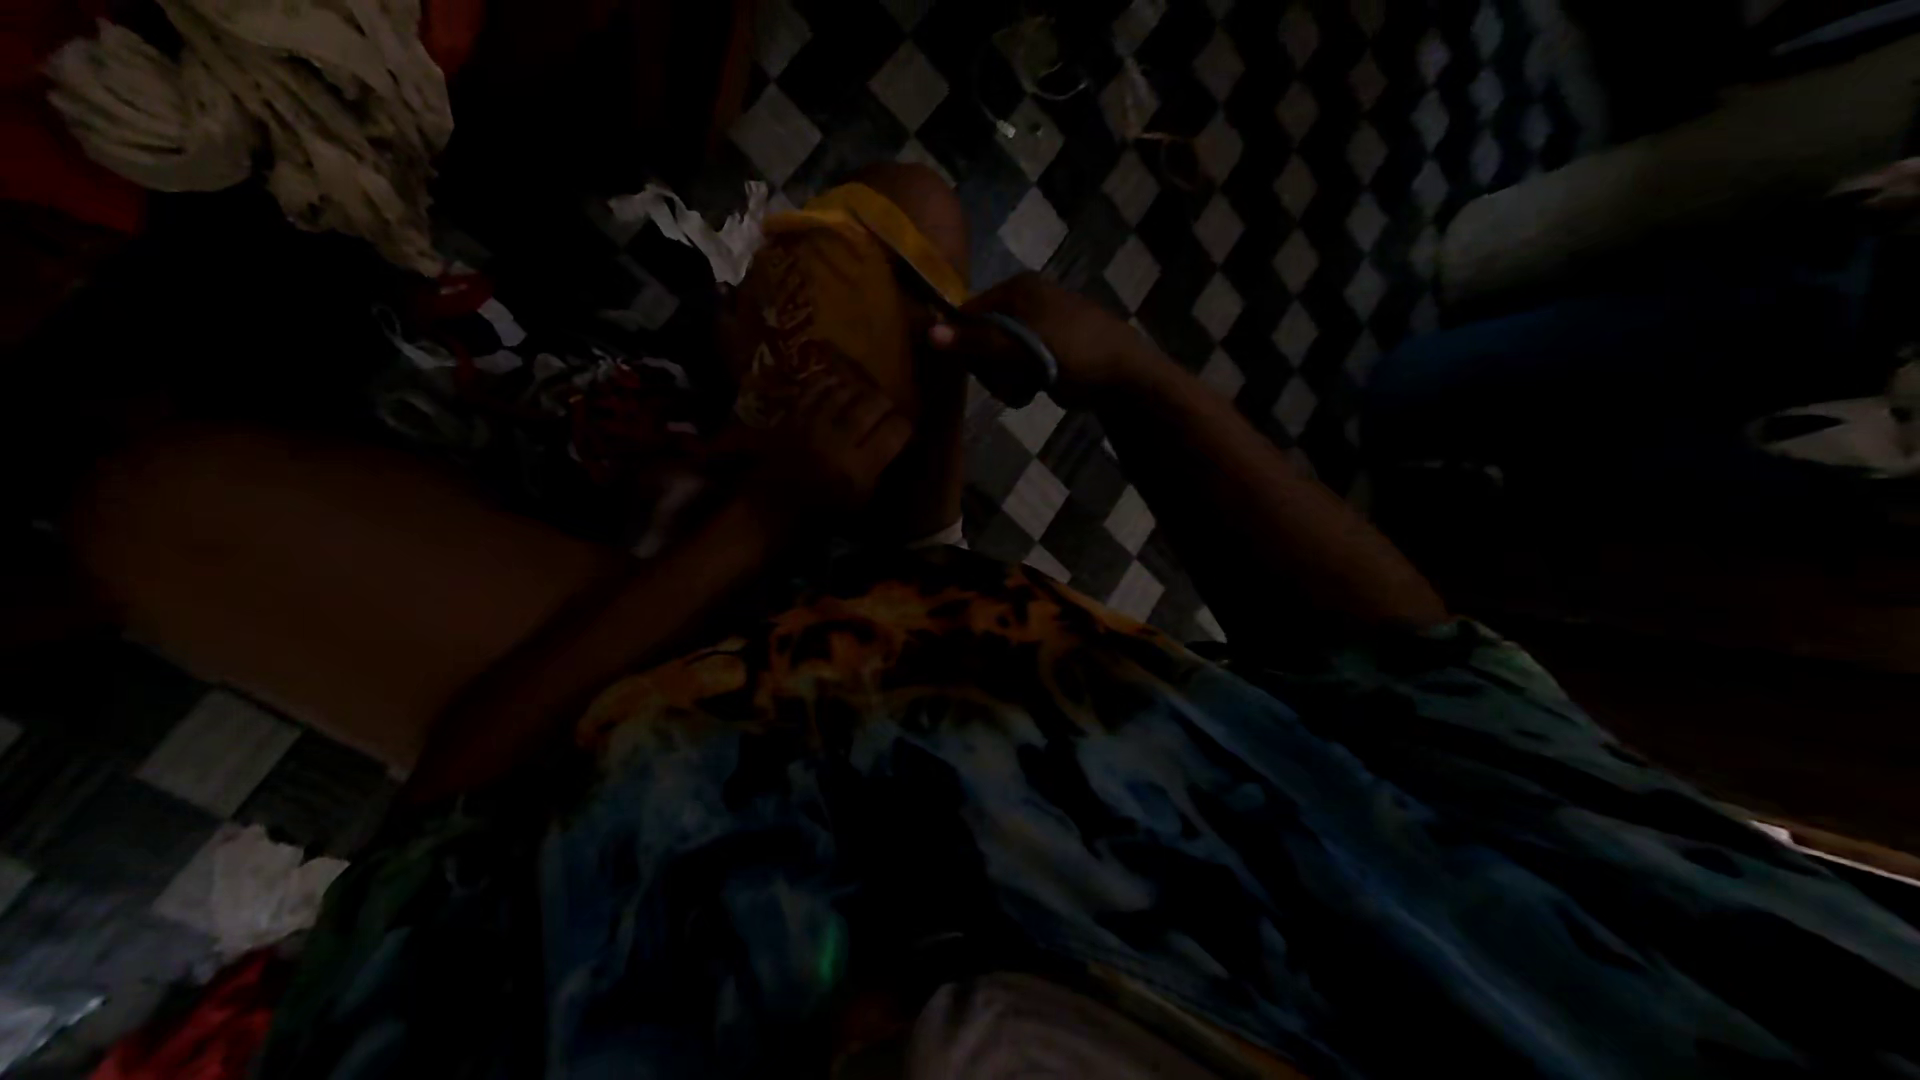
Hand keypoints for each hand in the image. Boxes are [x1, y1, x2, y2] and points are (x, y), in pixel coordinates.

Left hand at [744, 375, 913, 528]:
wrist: (770, 509)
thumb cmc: (820, 513)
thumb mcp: (859, 502)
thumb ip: (876, 472)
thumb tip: (889, 448)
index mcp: (860, 467)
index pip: (895, 432)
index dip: (905, 426)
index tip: (904, 428)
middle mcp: (840, 441)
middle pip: (872, 405)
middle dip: (885, 402)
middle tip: (887, 406)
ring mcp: (813, 426)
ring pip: (844, 392)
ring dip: (859, 390)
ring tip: (864, 394)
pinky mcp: (792, 417)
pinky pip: (814, 390)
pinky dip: (828, 384)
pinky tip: (837, 385)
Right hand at [926, 273, 1158, 406]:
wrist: (1125, 376)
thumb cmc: (1073, 352)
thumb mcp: (1021, 347)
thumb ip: (976, 341)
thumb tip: (929, 334)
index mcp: (1019, 288)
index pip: (969, 313)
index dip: (966, 343)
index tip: (978, 368)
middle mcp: (1026, 301)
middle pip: (982, 337)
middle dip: (990, 366)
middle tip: (1008, 381)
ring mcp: (1037, 327)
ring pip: (998, 357)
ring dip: (1005, 379)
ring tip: (1025, 387)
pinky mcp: (1047, 350)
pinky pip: (1016, 366)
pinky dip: (1020, 382)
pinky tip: (1034, 390)